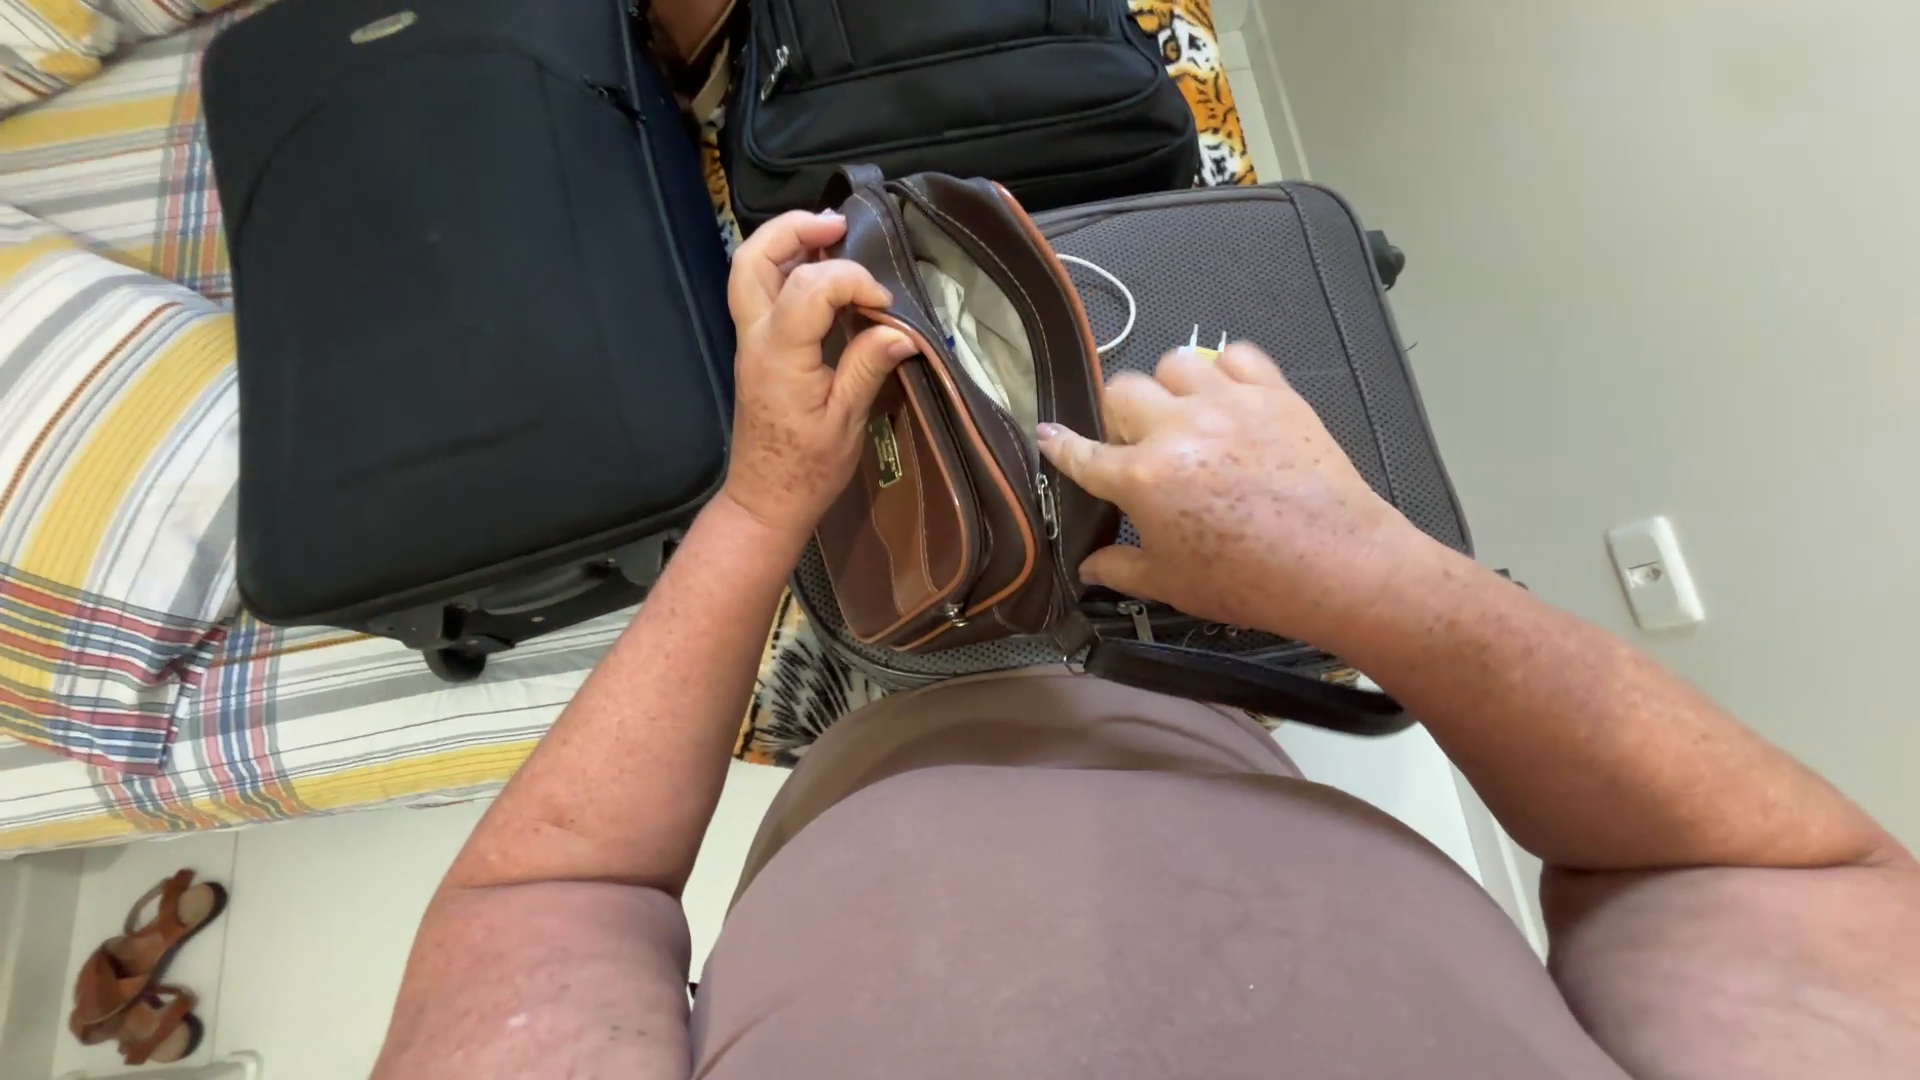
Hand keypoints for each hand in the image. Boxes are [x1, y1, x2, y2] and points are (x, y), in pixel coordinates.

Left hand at [721, 210, 917, 538]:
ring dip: (785, 244)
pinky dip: (786, 270)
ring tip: (829, 235)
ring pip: (748, 271)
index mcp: (780, 356)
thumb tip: (902, 331)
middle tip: (837, 225)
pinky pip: (760, 293)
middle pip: (753, 260)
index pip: (810, 287)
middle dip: (793, 230)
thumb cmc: (807, 470)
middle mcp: (756, 339)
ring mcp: (750, 343)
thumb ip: (867, 369)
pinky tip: (820, 274)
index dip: (852, 281)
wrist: (765, 500)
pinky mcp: (756, 351)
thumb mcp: (846, 423)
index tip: (884, 307)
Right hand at [1037, 344, 1445, 649]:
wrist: (1336, 564)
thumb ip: (1119, 568)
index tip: (1046, 433)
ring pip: (1175, 361)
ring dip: (1167, 386)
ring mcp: (1228, 404)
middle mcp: (1178, 429)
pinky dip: (1224, 369)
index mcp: (1143, 478)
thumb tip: (1086, 567)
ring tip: (1182, 413)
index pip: (1083, 453)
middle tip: (1135, 442)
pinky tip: (1228, 396)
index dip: (1059, 444)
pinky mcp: (1275, 395)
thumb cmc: (1245, 581)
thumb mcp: (1169, 583)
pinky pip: (1237, 355)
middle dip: (1117, 414)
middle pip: (1122, 390)